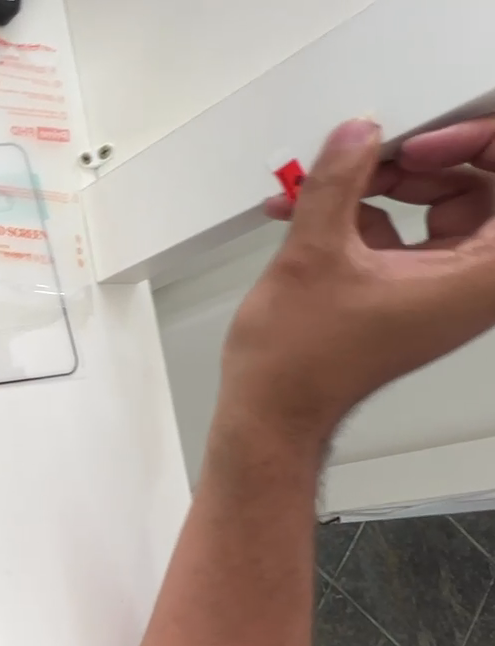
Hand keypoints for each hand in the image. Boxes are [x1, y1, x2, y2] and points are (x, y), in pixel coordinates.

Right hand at [223, 117, 494, 443]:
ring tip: (328, 189)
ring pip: (447, 206)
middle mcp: (484, 277)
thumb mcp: (311, 259)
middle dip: (422, 164)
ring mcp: (450, 286)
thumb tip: (357, 136)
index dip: (475, 141)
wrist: (270, 410)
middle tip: (370, 158)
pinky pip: (411, 236)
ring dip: (385, 190)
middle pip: (487, 184)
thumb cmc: (299, 362)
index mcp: (489, 269)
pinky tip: (317, 217)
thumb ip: (337, 188)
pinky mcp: (415, 294)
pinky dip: (367, 220)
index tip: (416, 141)